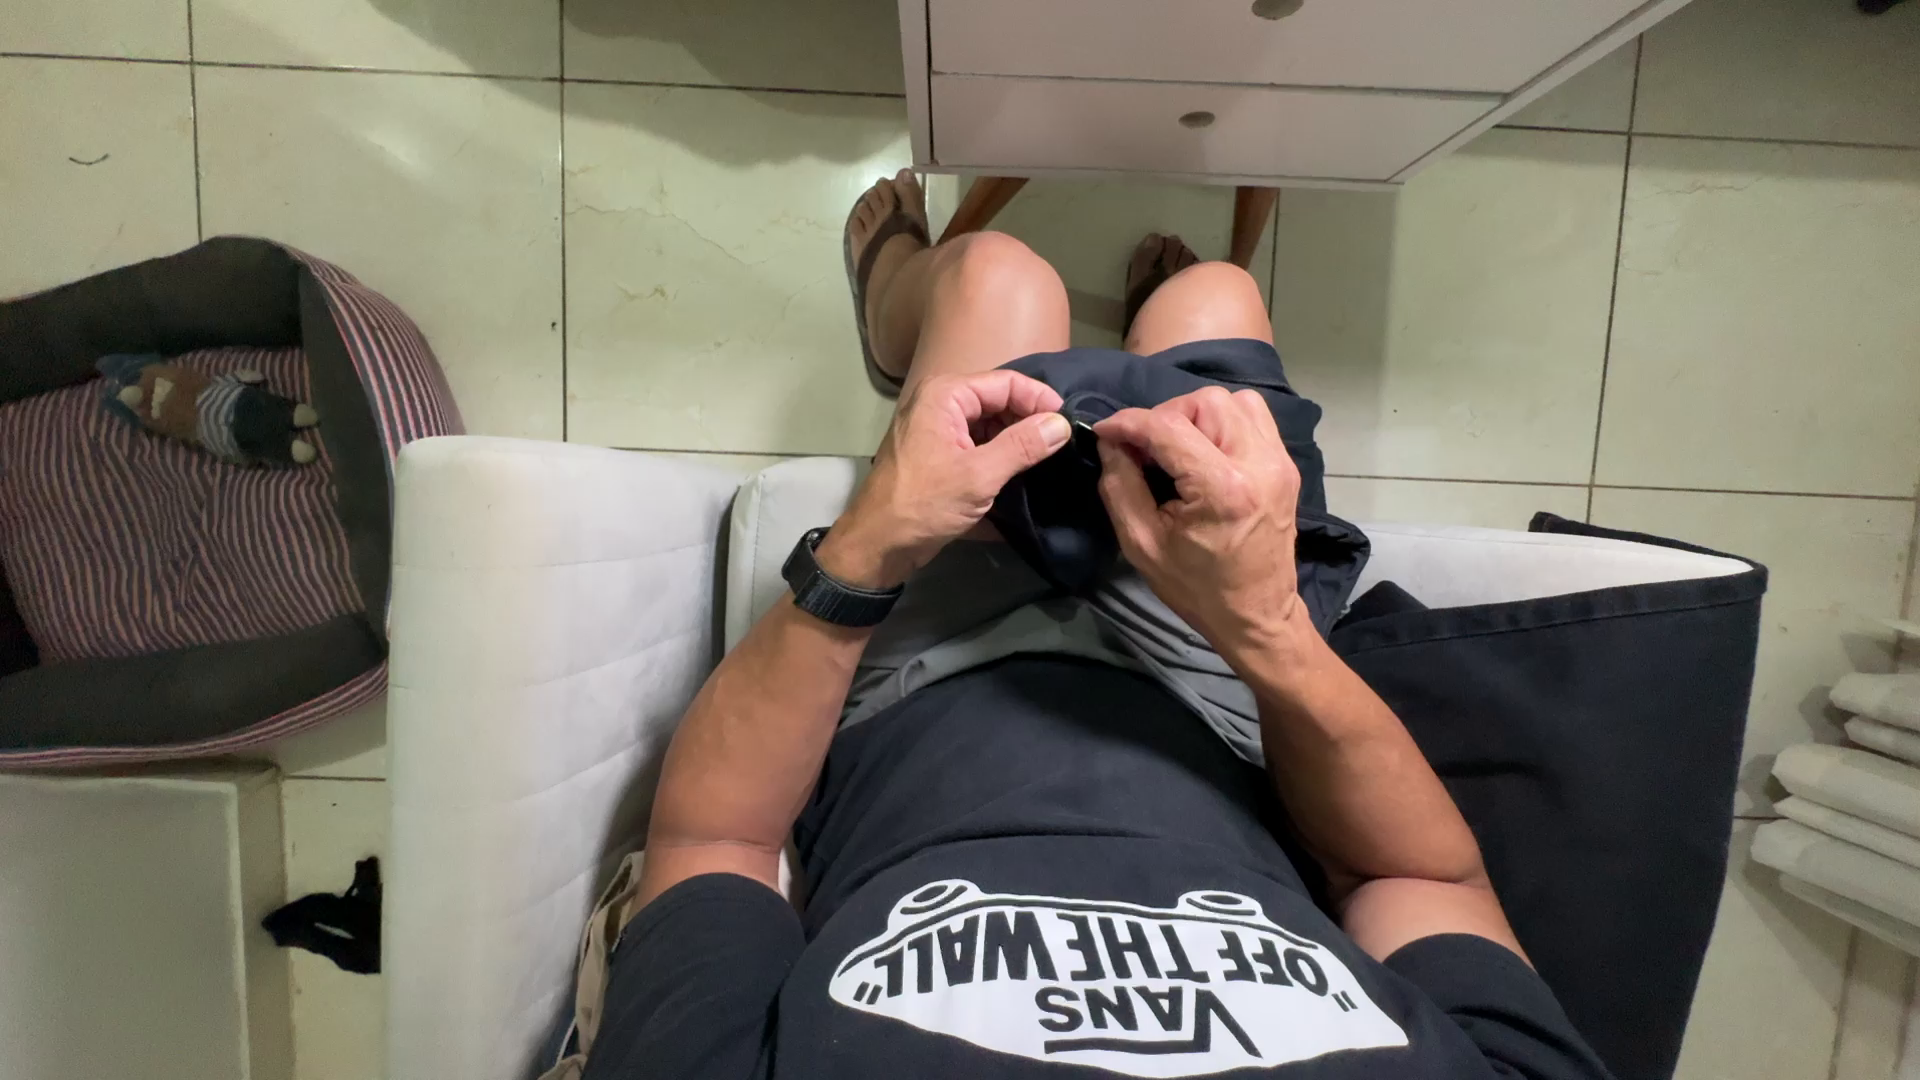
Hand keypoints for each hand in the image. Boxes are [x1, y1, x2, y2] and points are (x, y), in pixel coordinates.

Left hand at [819, 370, 1069, 588]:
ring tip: (1047, 457)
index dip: (1040, 399)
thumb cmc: (923, 504)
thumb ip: (1022, 446)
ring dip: (1016, 437)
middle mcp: (940, 403)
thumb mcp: (979, 476)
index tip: (1068, 423)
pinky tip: (1021, 469)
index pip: (1006, 382)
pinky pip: (977, 441)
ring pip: (989, 422)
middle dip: (1029, 418)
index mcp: (945, 395)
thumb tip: (1061, 425)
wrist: (878, 543)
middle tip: (1060, 444)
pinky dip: (999, 451)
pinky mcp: (939, 453)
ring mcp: (938, 428)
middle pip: (997, 399)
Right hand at [1094, 386, 1305, 657]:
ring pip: (1234, 401)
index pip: (1168, 427)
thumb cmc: (1195, 587)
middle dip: (1165, 415)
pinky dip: (1221, 422)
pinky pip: (1252, 417)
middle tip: (1145, 447)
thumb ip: (1119, 484)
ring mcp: (1279, 462)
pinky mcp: (1286, 464)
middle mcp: (1259, 464)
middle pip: (1206, 402)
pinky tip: (1202, 450)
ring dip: (1196, 414)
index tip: (1103, 432)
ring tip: (1175, 446)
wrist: (1256, 614)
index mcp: (1222, 489)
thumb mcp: (1140, 542)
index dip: (1128, 422)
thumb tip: (1111, 441)